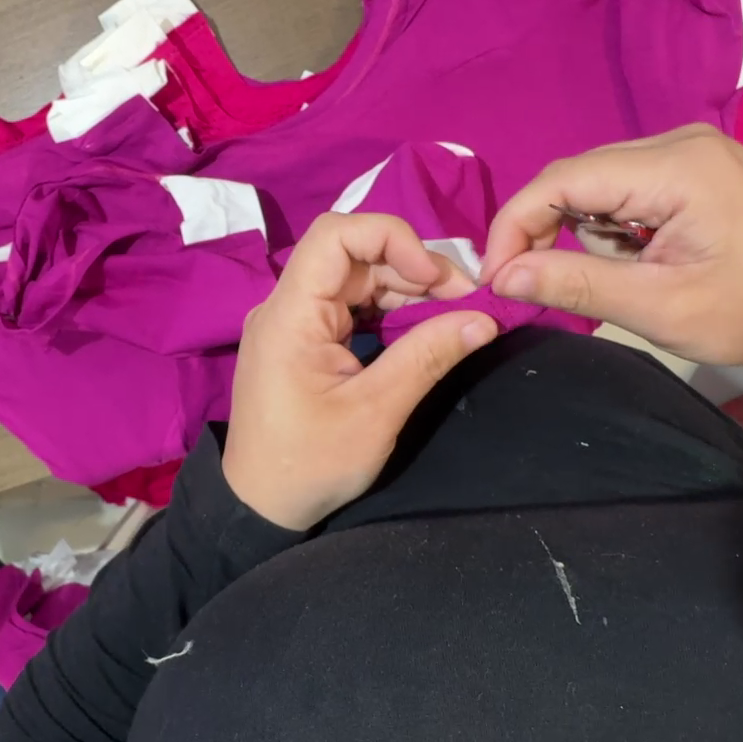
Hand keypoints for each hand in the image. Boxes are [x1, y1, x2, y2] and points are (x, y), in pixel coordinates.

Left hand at [223, 213, 495, 529]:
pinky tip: (419, 325)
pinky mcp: (301, 344)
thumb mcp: (375, 413)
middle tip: (463, 299)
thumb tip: (482, 318)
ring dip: (403, 287)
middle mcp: (284, 309)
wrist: (260, 506)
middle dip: (410, 266)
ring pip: (352, 280)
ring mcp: (290, 326)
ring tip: (451, 311)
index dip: (390, 238)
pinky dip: (386, 309)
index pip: (334, 235)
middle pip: (350, 256)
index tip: (434, 277)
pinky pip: (346, 308)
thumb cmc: (310, 464)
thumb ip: (426, 357)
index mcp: (289, 316)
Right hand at [480, 124, 742, 368]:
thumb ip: (574, 285)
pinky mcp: (693, 170)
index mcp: (677, 168)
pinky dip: (604, 229)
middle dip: (538, 231)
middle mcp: (679, 143)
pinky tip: (628, 260)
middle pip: (573, 177)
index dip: (513, 226)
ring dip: (574, 233)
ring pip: (592, 184)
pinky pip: (621, 190)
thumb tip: (501, 277)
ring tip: (604, 279)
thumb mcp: (658, 308)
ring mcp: (689, 153)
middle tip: (530, 286)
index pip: (561, 180)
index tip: (496, 280)